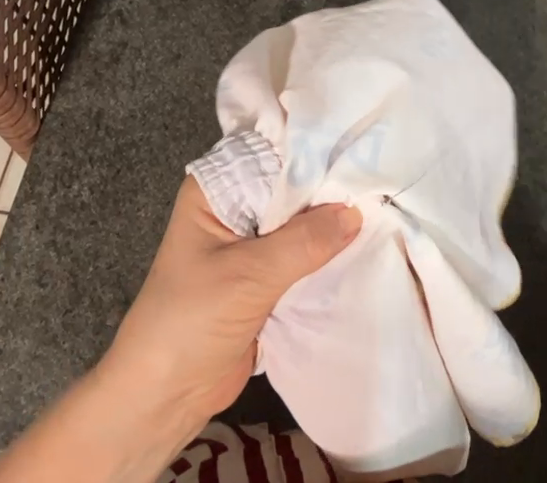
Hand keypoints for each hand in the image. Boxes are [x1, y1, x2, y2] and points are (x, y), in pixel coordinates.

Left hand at [96, 176, 362, 436]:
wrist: (164, 397)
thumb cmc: (190, 322)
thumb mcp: (248, 275)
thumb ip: (304, 242)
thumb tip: (356, 212)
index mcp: (215, 190)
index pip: (271, 155)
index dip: (313, 153)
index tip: (360, 150)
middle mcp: (234, 209)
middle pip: (290, 189)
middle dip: (329, 192)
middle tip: (381, 182)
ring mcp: (251, 246)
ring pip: (300, 226)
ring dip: (332, 228)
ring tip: (383, 213)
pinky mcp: (265, 279)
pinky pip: (304, 259)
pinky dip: (328, 258)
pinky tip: (366, 249)